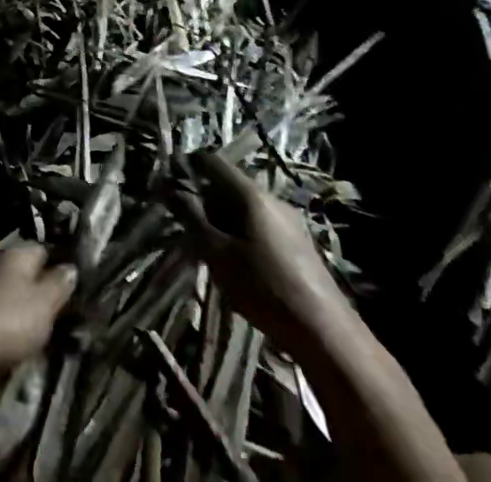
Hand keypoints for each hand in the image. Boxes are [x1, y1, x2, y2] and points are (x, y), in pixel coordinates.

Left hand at [0, 242, 75, 378]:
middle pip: (28, 272)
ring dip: (27, 309)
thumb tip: (70, 267)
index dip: (61, 264)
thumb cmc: (8, 321)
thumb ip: (59, 284)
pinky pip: (1, 313)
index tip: (77, 284)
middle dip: (44, 289)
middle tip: (67, 311)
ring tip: (48, 329)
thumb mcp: (44, 303)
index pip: (44, 248)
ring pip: (14, 294)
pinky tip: (22, 339)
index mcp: (17, 253)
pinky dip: (11, 324)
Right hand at [164, 151, 341, 337]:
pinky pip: (257, 223)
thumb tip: (168, 186)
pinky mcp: (295, 241)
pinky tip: (231, 259)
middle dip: (201, 198)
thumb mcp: (218, 252)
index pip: (213, 161)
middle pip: (227, 184)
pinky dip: (237, 231)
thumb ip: (191, 216)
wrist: (324, 329)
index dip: (187, 166)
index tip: (166, 184)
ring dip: (218, 217)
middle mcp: (271, 198)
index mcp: (251, 194)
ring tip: (202, 245)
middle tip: (180, 223)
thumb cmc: (264, 286)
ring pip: (242, 206)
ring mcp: (287, 219)